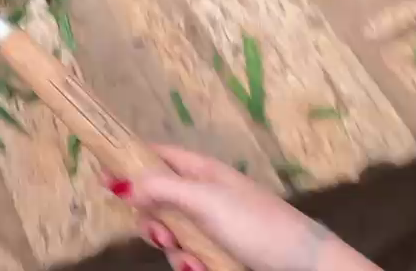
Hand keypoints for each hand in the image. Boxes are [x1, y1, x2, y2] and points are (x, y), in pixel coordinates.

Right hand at [108, 145, 381, 270]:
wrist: (312, 270)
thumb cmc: (257, 225)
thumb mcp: (204, 199)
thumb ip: (158, 187)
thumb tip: (116, 180)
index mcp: (198, 170)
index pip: (151, 155)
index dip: (125, 162)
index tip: (103, 179)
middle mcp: (202, 194)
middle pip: (155, 198)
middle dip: (151, 219)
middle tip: (159, 235)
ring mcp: (213, 226)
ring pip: (171, 232)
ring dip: (173, 247)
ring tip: (190, 261)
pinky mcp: (223, 255)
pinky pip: (191, 256)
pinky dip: (192, 264)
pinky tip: (201, 270)